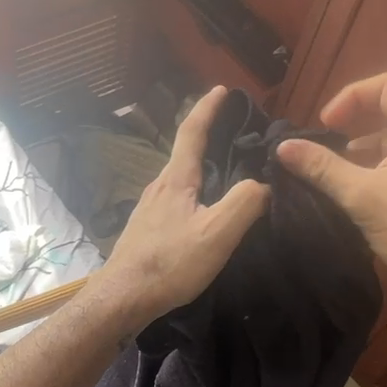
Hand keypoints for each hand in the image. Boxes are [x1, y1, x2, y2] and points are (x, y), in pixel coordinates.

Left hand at [89, 86, 270, 323]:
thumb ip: (245, 203)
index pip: (192, 131)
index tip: (222, 88)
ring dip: (203, 166)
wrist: (123, 298)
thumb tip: (264, 183)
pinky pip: (177, 198)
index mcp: (176, 179)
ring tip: (228, 170)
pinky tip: (205, 210)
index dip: (208, 108)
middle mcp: (159, 186)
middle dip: (209, 136)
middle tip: (236, 132)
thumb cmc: (169, 263)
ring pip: (181, 177)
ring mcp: (150, 207)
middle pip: (185, 152)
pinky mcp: (148, 228)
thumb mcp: (216, 233)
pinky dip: (196, 190)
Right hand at [276, 72, 386, 301]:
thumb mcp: (362, 196)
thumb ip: (322, 168)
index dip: (352, 96)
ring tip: (341, 156)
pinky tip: (361, 178)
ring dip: (371, 132)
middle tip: (337, 127)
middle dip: (363, 107)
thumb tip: (283, 148)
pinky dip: (382, 153)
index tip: (327, 124)